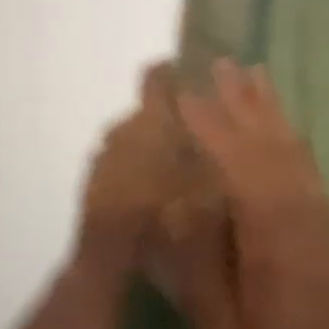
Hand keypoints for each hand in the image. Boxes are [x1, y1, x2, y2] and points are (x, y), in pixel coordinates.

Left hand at [75, 64, 204, 284]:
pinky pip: (121, 165)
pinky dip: (136, 172)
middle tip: (199, 142)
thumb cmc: (167, 212)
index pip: (158, 76)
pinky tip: (153, 197)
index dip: (176, 73)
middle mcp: (123, 127)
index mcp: (152, 118)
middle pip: (148, 111)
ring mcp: (104, 155)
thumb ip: (222, 152)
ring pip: (134, 139)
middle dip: (171, 121)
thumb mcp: (212, 184)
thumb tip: (235, 131)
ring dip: (152, 150)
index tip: (196, 81)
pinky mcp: (92, 182)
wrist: (111, 256)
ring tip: (177, 175)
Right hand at [165, 60, 328, 328]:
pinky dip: (290, 139)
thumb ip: (200, 267)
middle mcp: (301, 214)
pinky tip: (281, 134)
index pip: (234, 162)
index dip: (207, 124)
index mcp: (272, 233)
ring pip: (293, 150)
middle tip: (220, 62)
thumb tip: (179, 207)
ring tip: (252, 76)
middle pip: (269, 143)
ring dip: (271, 111)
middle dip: (243, 101)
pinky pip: (305, 169)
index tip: (181, 89)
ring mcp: (320, 221)